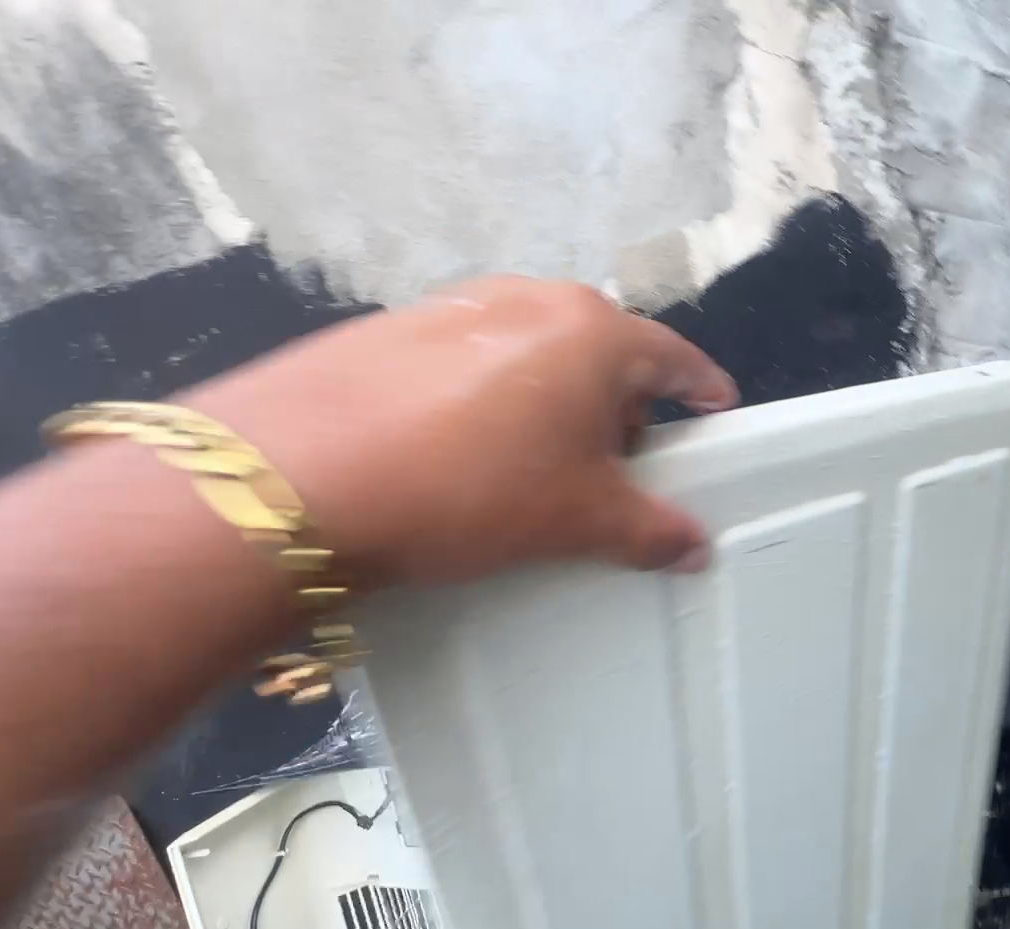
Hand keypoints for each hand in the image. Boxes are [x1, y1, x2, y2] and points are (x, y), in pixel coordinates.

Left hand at [181, 276, 737, 585]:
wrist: (291, 480)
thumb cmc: (474, 489)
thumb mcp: (580, 521)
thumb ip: (653, 531)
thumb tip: (696, 548)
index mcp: (593, 333)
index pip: (674, 359)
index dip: (704, 390)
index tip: (718, 412)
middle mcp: (532, 299)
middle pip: (607, 354)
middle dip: (624, 408)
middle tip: (615, 466)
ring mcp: (457, 303)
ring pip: (541, 354)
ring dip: (559, 403)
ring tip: (536, 465)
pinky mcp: (396, 326)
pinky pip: (479, 358)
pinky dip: (498, 398)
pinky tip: (467, 450)